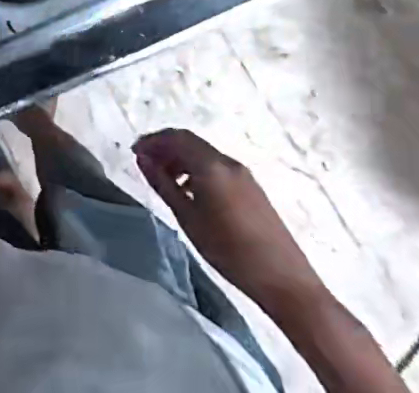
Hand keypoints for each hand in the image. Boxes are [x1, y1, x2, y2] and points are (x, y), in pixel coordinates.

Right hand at [135, 129, 322, 307]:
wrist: (284, 280)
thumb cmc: (229, 251)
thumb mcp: (188, 218)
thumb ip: (163, 184)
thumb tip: (143, 159)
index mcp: (212, 165)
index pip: (177, 137)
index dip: (152, 141)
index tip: (134, 152)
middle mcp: (228, 162)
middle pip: (190, 142)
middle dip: (165, 148)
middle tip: (144, 164)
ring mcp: (243, 174)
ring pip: (203, 154)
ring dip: (180, 158)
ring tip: (163, 179)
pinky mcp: (251, 188)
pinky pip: (216, 167)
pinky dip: (196, 169)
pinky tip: (189, 191)